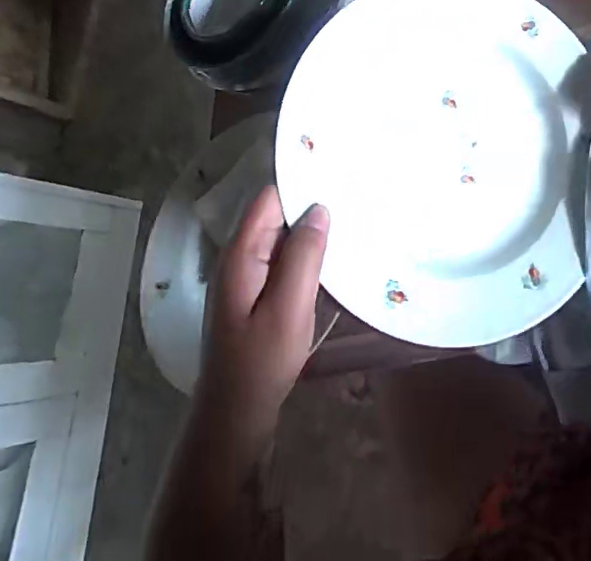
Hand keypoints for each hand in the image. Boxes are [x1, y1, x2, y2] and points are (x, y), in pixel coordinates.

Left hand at [199, 186, 329, 446]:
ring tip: (353, 221)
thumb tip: (320, 208)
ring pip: (283, 239)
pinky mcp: (258, 295)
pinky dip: (307, 256)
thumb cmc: (261, 364)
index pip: (269, 198)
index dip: (300, 183)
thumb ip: (304, 255)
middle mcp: (240, 257)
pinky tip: (335, 259)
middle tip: (355, 196)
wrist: (236, 417)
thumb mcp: (288, 308)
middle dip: (311, 206)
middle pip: (276, 215)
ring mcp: (247, 277)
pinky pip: (284, 261)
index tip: (336, 174)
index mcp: (241, 254)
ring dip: (312, 233)